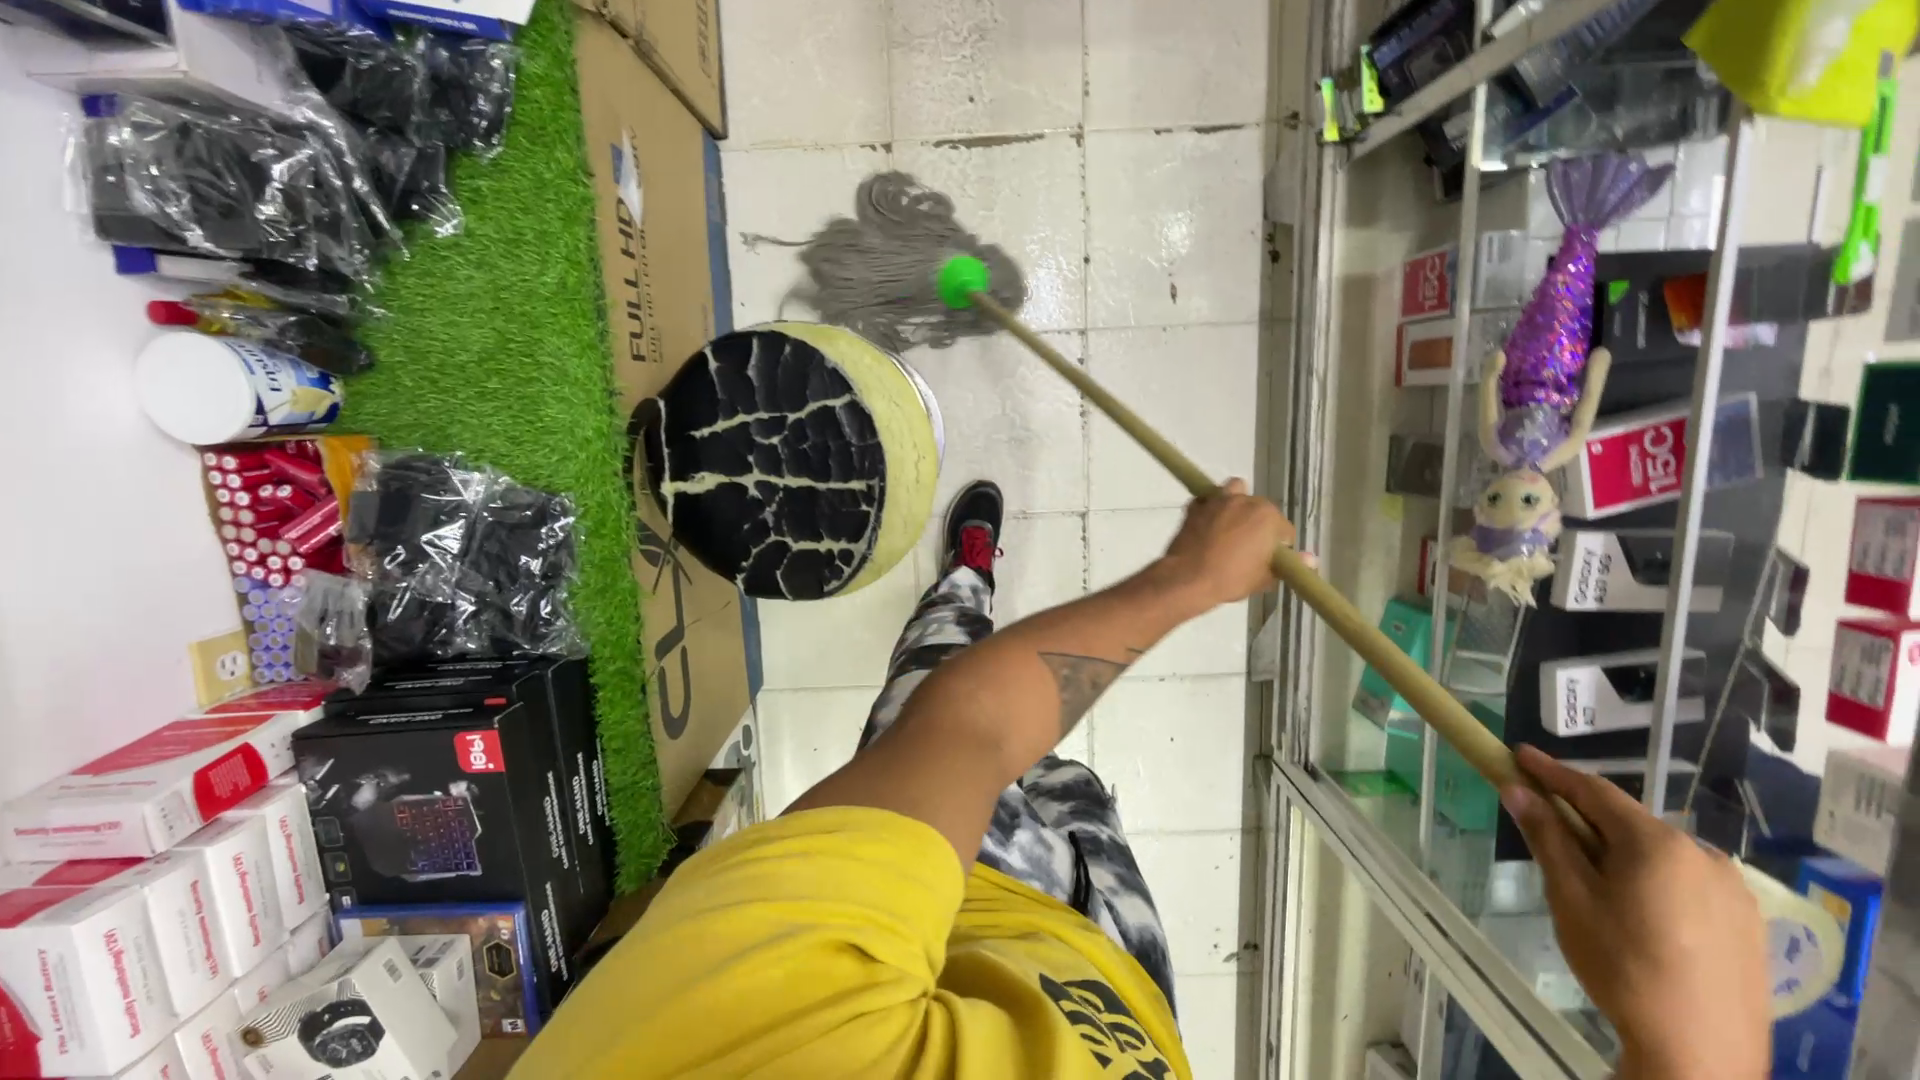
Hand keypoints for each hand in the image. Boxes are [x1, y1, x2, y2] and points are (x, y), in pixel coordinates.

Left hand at [1152, 479, 1294, 610]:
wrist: (1187, 578)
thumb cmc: (1230, 579)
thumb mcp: (1264, 578)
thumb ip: (1286, 565)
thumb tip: (1312, 559)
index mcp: (1268, 516)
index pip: (1284, 530)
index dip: (1278, 547)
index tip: (1268, 560)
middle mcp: (1245, 500)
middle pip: (1260, 510)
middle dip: (1257, 524)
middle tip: (1248, 547)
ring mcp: (1218, 500)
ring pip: (1234, 492)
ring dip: (1236, 504)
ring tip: (1230, 526)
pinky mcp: (1196, 505)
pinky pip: (1207, 501)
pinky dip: (1210, 509)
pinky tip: (1207, 526)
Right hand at [1501, 746, 1768, 1079]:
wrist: (1701, 1052)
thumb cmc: (1621, 966)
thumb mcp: (1570, 897)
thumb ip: (1547, 837)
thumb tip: (1517, 789)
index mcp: (1657, 843)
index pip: (1594, 790)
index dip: (1552, 771)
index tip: (1518, 754)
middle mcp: (1703, 853)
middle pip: (1629, 821)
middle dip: (1585, 818)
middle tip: (1546, 825)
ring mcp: (1733, 888)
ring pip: (1660, 852)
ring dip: (1620, 850)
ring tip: (1591, 880)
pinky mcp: (1748, 920)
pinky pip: (1687, 880)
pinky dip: (1653, 877)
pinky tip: (1637, 910)